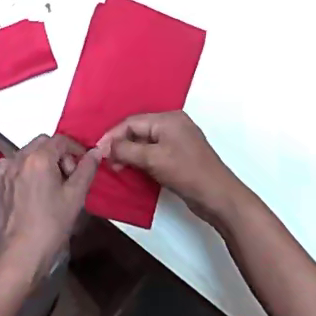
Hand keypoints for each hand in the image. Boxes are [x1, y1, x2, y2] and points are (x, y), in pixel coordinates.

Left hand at [0, 135, 98, 266]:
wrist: (21, 252)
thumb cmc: (52, 224)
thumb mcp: (75, 195)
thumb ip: (87, 169)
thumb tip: (96, 151)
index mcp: (39, 157)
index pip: (61, 140)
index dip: (76, 149)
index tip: (84, 165)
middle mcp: (19, 158)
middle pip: (43, 143)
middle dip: (59, 154)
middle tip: (69, 177)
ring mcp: (5, 171)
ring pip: (28, 153)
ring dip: (43, 161)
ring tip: (52, 184)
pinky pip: (14, 166)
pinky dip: (26, 169)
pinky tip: (33, 187)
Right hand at [95, 112, 248, 225]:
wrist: (218, 196)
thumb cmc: (187, 173)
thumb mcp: (153, 159)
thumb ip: (127, 150)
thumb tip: (106, 147)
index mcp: (169, 119)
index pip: (132, 122)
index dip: (113, 136)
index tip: (98, 152)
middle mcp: (173, 125)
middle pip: (138, 130)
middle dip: (121, 145)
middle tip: (107, 162)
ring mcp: (178, 141)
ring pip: (145, 142)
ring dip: (130, 154)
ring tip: (117, 168)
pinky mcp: (179, 156)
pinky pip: (154, 153)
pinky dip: (141, 160)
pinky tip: (132, 170)